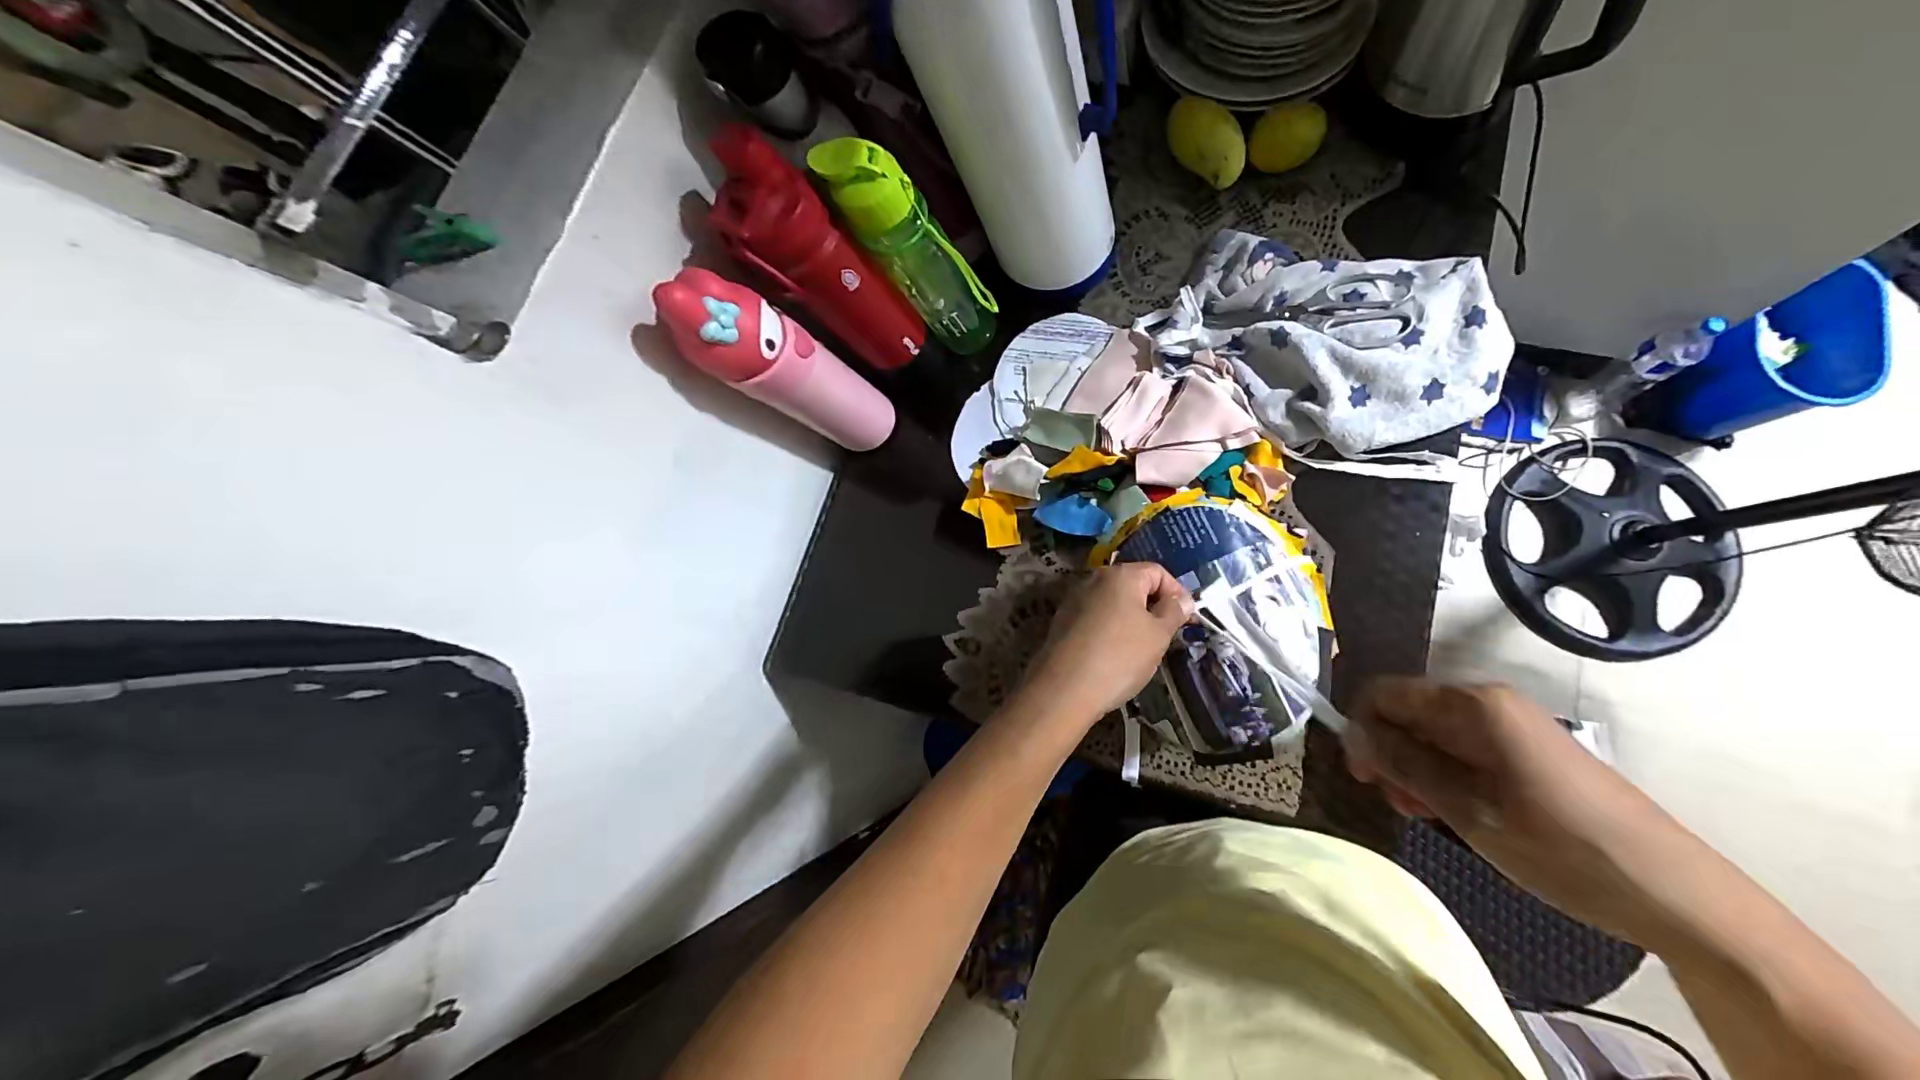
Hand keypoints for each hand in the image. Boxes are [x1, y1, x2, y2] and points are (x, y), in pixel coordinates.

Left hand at [1016, 563, 1194, 727]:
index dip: (1177, 592)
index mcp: (1119, 575)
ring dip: (1131, 618)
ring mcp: (1074, 600)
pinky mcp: (1062, 621)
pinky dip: (1110, 629)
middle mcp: (1093, 579)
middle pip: (1132, 584)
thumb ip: (1173, 612)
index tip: (1187, 618)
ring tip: (1143, 647)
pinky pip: (1095, 617)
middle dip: (1153, 605)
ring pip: (1113, 602)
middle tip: (1167, 633)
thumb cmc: (1119, 657)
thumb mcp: (1158, 635)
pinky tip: (1115, 654)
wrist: (1064, 689)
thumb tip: (1182, 599)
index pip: (1157, 572)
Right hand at [1344, 677, 1695, 943]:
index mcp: (1472, 703)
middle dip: (1390, 753)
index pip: (1383, 693)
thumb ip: (1402, 762)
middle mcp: (1489, 700)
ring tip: (1428, 815)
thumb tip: (1351, 731)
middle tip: (1399, 805)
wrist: (1673, 891)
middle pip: (1407, 711)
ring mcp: (1513, 724)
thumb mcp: (1465, 808)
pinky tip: (1457, 811)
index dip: (1361, 730)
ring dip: (1416, 769)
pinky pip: (1464, 749)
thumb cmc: (1559, 845)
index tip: (1364, 778)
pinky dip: (1446, 776)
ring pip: (1433, 733)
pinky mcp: (1528, 749)